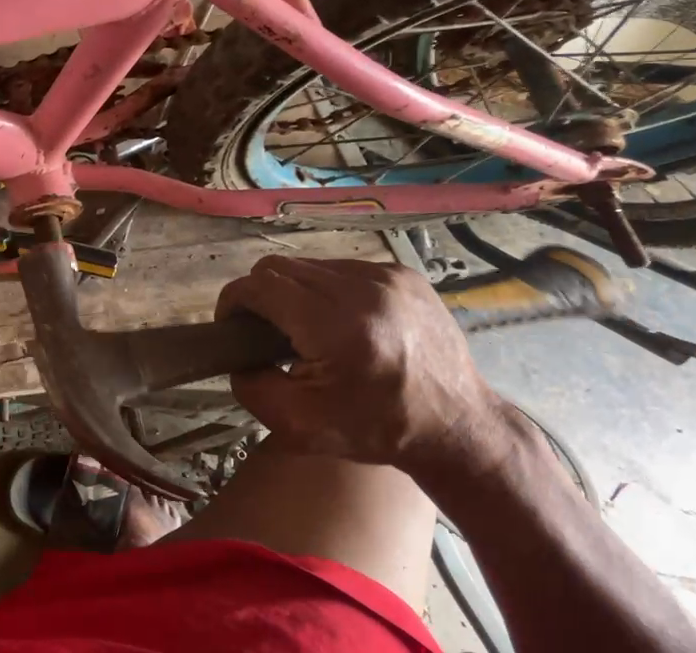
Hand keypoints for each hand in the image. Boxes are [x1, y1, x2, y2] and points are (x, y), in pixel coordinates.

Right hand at [217, 256, 505, 471]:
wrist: (461, 431)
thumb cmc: (376, 430)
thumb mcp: (294, 423)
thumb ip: (248, 383)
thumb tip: (235, 353)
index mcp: (336, 326)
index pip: (258, 286)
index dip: (234, 303)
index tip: (233, 328)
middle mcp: (363, 290)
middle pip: (278, 269)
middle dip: (262, 297)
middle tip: (266, 331)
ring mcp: (388, 278)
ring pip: (308, 265)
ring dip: (294, 291)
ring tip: (306, 327)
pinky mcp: (404, 276)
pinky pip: (341, 268)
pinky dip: (327, 289)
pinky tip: (340, 320)